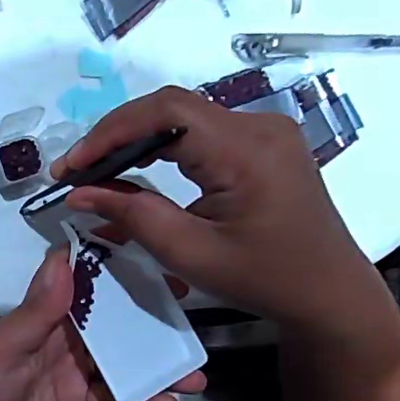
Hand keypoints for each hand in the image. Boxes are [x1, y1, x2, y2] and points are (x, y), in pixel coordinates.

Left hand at [0, 250, 205, 400]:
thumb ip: (36, 310)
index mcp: (43, 314)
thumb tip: (63, 259)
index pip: (83, 281)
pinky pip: (114, 396)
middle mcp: (63, 336)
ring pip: (121, 360)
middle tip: (190, 313)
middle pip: (113, 321)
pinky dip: (139, 398)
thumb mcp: (2, 346)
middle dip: (150, 317)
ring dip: (154, 364)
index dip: (114, 267)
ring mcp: (73, 369)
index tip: (154, 256)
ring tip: (194, 374)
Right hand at [53, 86, 397, 338]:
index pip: (165, 112)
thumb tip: (79, 193)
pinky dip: (157, 147)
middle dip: (114, 135)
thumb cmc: (263, 278)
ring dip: (132, 139)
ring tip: (94, 170)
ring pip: (180, 116)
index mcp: (247, 150)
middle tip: (74, 170)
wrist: (328, 292)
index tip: (71, 166)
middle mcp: (258, 126)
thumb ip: (132, 216)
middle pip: (170, 108)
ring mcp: (262, 131)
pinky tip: (132, 168)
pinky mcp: (258, 143)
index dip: (110, 131)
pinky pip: (196, 131)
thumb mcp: (189, 253)